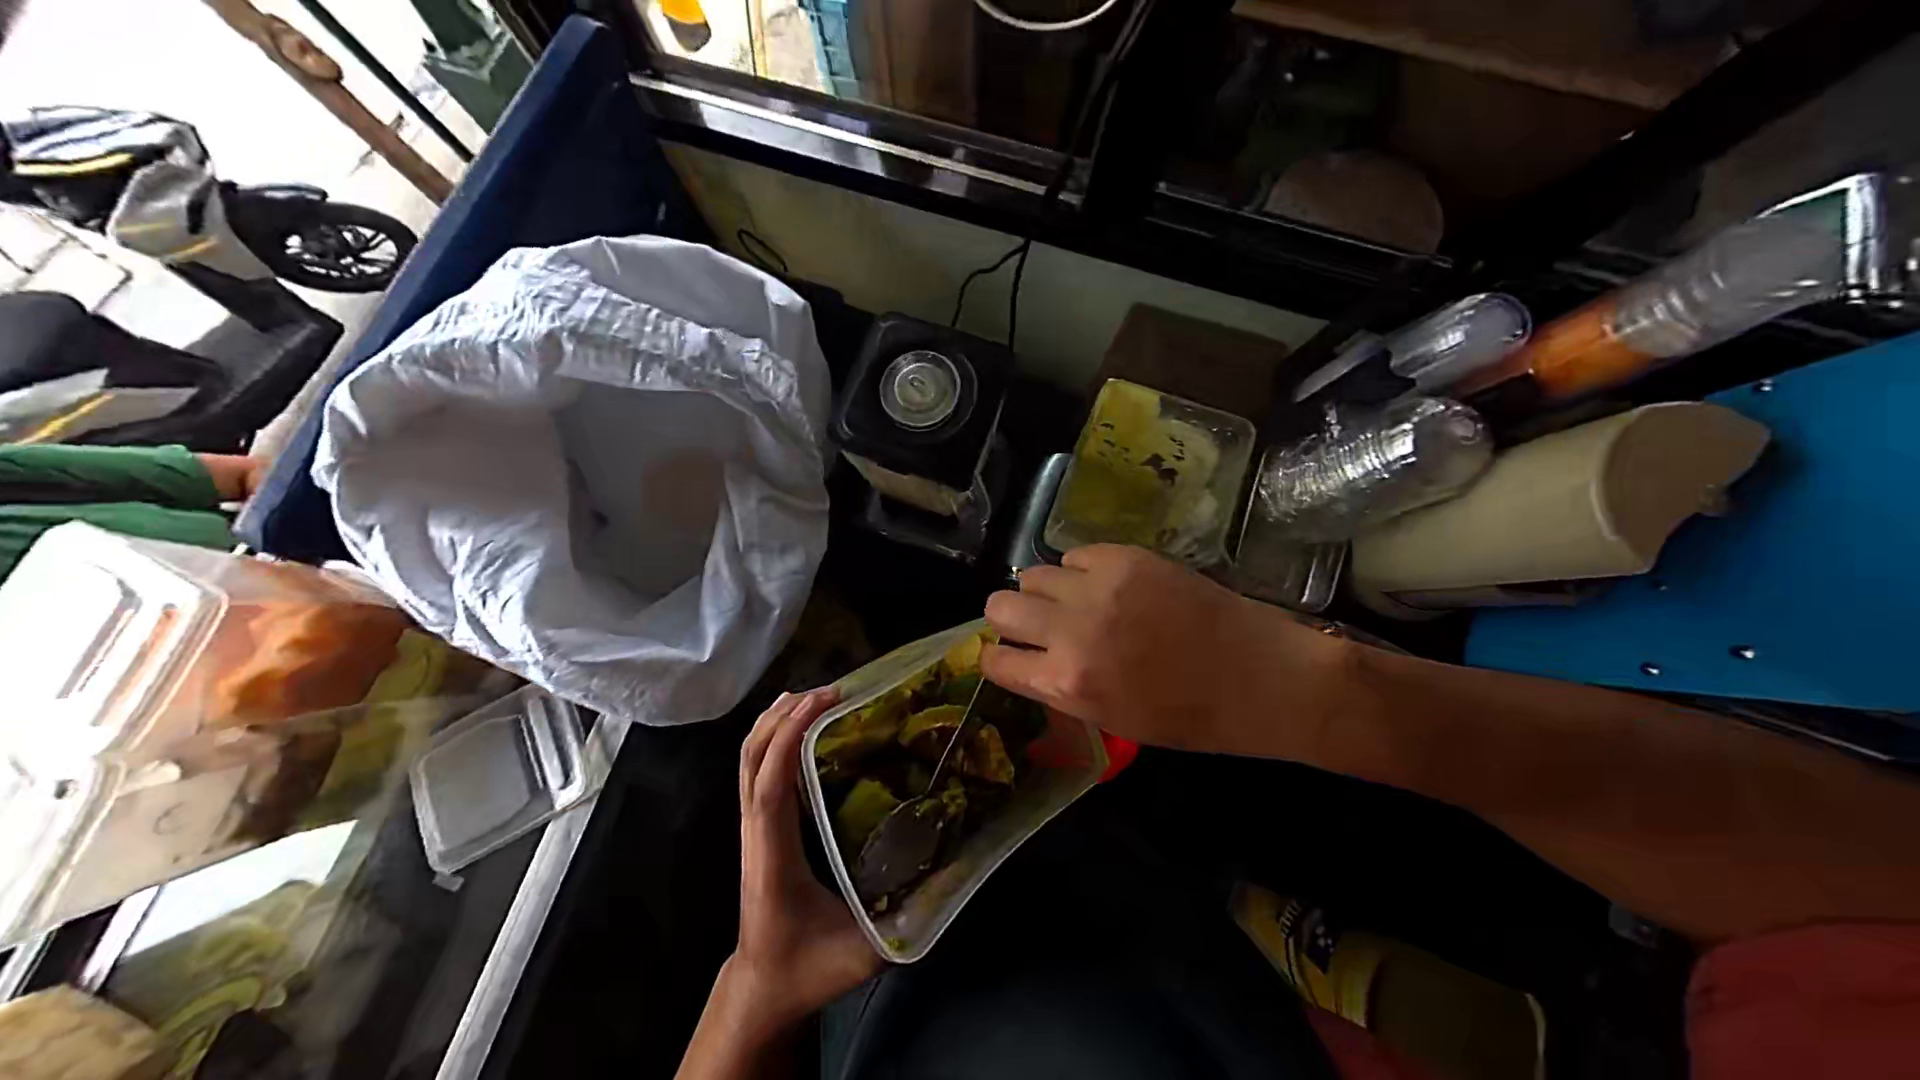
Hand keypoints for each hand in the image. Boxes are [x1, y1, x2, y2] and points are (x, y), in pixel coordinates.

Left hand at [728, 688, 881, 1030]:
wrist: (762, 991)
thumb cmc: (808, 969)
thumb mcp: (864, 952)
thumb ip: (906, 917)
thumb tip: (953, 867)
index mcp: (773, 857)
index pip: (771, 787)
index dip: (791, 739)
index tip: (823, 702)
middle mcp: (753, 834)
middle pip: (750, 760)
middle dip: (784, 716)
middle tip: (830, 691)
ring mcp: (750, 829)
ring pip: (747, 761)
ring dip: (774, 721)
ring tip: (814, 696)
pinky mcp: (756, 828)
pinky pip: (754, 770)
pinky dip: (772, 737)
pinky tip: (799, 726)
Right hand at [981, 545, 1348, 756]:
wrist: (1262, 677)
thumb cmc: (1191, 717)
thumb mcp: (1113, 720)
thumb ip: (1061, 688)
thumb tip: (1029, 660)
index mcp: (1067, 683)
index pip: (995, 660)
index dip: (997, 657)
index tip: (1010, 653)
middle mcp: (1072, 632)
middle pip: (999, 606)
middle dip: (1009, 618)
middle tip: (1037, 624)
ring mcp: (1098, 588)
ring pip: (1031, 574)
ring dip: (1044, 591)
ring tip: (1075, 602)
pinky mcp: (1125, 558)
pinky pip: (1074, 555)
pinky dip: (1081, 571)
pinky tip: (1106, 585)